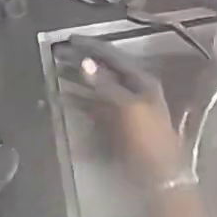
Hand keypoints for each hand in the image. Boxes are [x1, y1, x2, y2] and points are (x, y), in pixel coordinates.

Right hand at [61, 37, 183, 182]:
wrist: (158, 176)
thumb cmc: (147, 138)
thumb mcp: (127, 107)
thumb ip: (105, 84)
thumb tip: (85, 62)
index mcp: (142, 81)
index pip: (114, 56)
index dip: (92, 47)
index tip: (69, 40)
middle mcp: (134, 90)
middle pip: (105, 70)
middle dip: (82, 61)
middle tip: (59, 53)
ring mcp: (124, 108)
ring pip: (97, 88)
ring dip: (78, 80)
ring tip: (57, 71)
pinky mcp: (115, 124)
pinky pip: (94, 107)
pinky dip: (79, 100)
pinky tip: (64, 97)